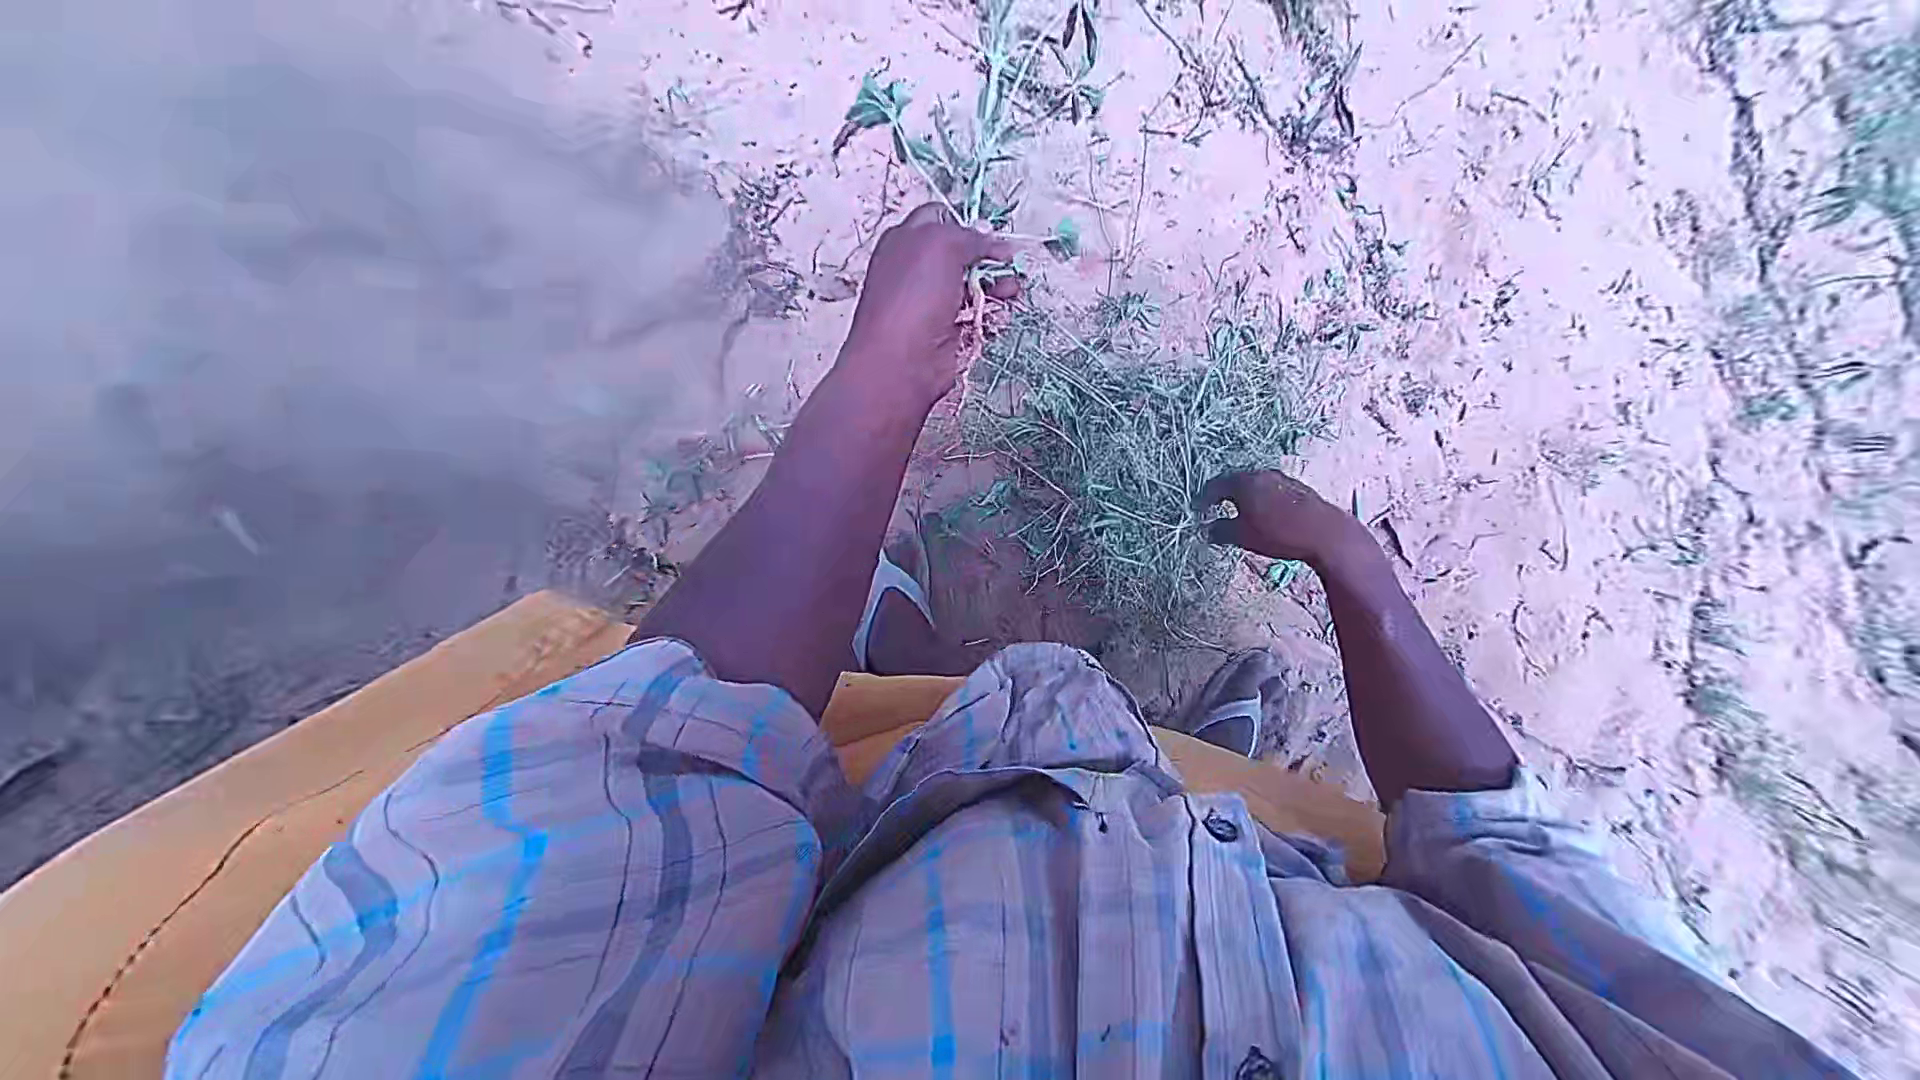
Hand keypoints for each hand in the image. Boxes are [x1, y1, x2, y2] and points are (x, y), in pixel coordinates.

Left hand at [836, 203, 1016, 409]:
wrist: (901, 360)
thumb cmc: (912, 296)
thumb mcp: (942, 246)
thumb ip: (970, 237)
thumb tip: (994, 243)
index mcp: (907, 241)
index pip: (940, 220)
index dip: (966, 223)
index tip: (990, 234)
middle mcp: (918, 271)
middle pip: (963, 256)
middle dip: (990, 258)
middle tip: (1009, 264)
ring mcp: (933, 303)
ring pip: (975, 287)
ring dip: (998, 286)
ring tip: (1011, 291)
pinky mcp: (948, 332)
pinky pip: (977, 317)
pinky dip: (992, 315)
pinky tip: (999, 316)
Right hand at [1195, 470, 1372, 567]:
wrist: (1326, 534)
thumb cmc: (1279, 533)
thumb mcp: (1242, 536)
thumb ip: (1219, 530)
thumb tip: (1207, 529)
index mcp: (1243, 482)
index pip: (1214, 486)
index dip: (1203, 500)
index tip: (1198, 512)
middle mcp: (1261, 474)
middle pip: (1234, 481)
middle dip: (1222, 496)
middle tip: (1214, 511)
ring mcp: (1281, 478)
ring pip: (1253, 484)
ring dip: (1242, 497)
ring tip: (1238, 514)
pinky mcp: (1297, 487)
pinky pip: (1269, 489)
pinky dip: (1259, 498)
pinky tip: (1263, 514)